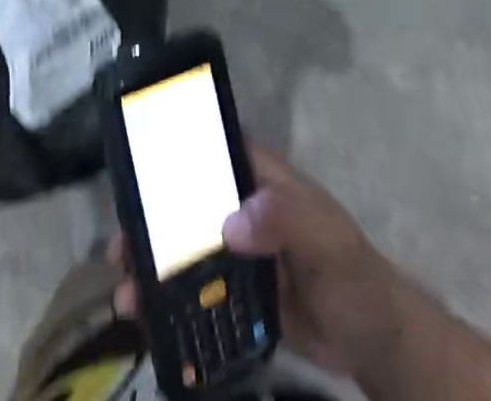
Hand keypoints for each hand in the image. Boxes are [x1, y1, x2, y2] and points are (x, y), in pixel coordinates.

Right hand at [111, 146, 409, 379]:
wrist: (372, 341)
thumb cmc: (353, 276)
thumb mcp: (327, 240)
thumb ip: (286, 220)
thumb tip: (231, 224)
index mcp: (264, 183)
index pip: (216, 152)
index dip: (178, 150)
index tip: (136, 163)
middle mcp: (244, 210)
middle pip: (188, 204)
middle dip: (150, 218)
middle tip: (119, 241)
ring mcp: (237, 253)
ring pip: (184, 248)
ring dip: (150, 262)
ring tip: (123, 284)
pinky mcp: (233, 293)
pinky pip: (192, 290)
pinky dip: (165, 299)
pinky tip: (141, 314)